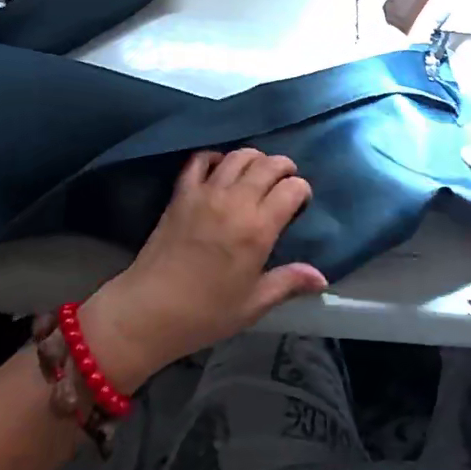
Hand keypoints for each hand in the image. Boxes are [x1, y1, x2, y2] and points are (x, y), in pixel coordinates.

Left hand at [80, 149, 327, 390]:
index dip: (302, 190)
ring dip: (255, 158)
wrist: (149, 310)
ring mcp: (205, 193)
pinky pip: (199, 160)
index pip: (292, 189)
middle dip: (284, 167)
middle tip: (286, 181)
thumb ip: (288, 283)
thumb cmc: (206, 313)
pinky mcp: (181, 193)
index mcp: (258, 229)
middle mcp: (235, 201)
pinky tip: (220, 168)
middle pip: (268, 164)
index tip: (300, 203)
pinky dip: (214, 157)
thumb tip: (321, 278)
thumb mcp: (253, 304)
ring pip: (238, 156)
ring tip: (258, 172)